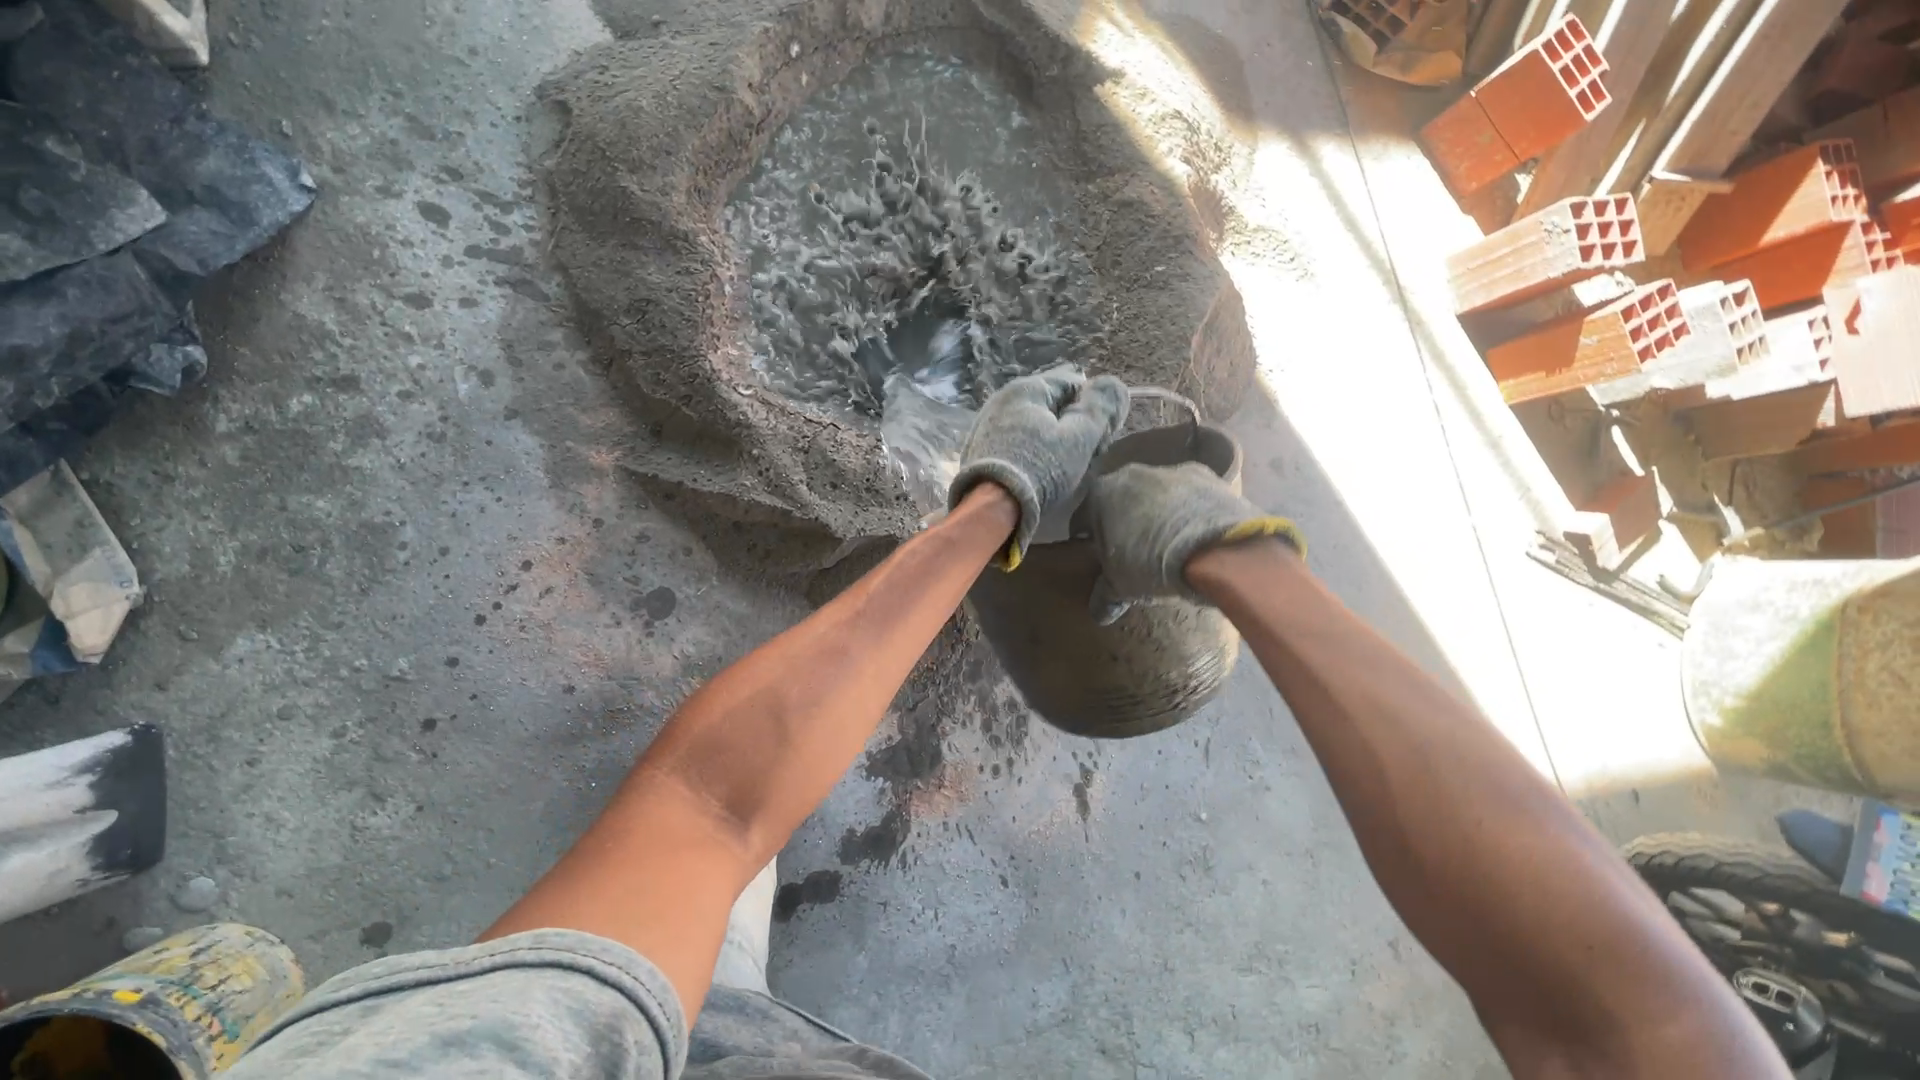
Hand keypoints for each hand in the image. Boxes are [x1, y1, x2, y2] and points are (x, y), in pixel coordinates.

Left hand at [950, 366, 1129, 568]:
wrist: (991, 507)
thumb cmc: (1039, 469)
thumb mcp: (1078, 438)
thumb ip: (1099, 409)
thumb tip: (1111, 384)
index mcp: (1027, 388)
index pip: (1072, 381)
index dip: (1093, 405)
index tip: (1102, 432)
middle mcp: (1003, 397)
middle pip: (1050, 401)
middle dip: (1071, 419)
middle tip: (1087, 449)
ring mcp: (988, 422)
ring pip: (1034, 419)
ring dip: (1053, 434)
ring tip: (1065, 461)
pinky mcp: (981, 446)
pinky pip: (1018, 436)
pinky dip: (1034, 445)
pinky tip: (1041, 466)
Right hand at [1085, 461, 1303, 620]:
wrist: (1216, 548)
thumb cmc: (1152, 565)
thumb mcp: (1122, 587)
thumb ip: (1105, 596)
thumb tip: (1098, 612)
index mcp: (1101, 495)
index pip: (1084, 518)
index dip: (1088, 540)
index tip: (1095, 556)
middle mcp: (1132, 473)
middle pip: (1121, 500)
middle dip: (1124, 521)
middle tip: (1133, 550)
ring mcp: (1172, 470)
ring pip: (1158, 493)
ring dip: (1159, 513)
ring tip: (1170, 543)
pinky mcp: (1208, 475)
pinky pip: (1191, 494)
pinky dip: (1190, 510)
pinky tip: (1198, 534)